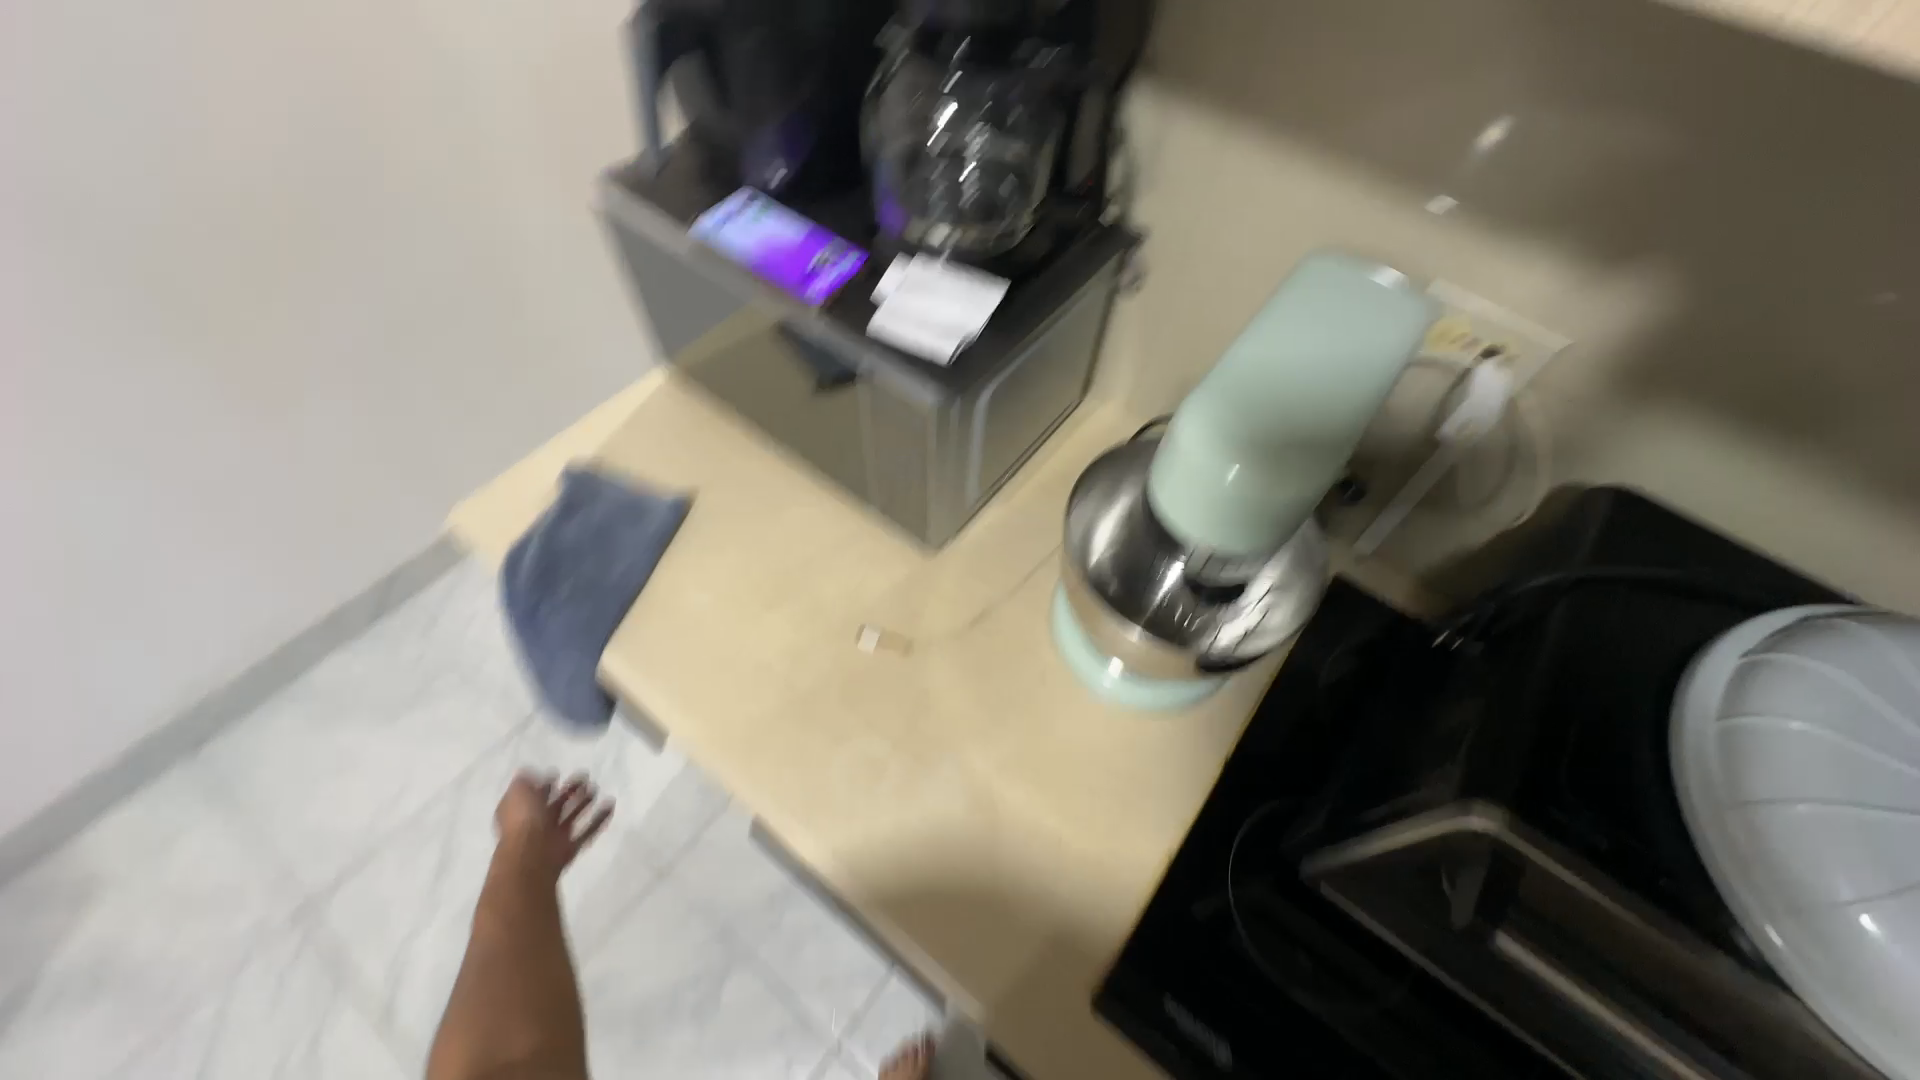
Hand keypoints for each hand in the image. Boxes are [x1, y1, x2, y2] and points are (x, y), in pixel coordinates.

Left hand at [494, 771, 614, 878]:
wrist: (532, 855)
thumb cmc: (523, 820)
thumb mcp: (518, 792)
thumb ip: (525, 781)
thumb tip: (531, 773)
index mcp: (521, 812)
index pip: (533, 797)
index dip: (544, 786)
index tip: (557, 774)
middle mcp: (536, 824)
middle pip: (555, 806)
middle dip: (569, 791)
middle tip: (584, 777)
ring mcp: (554, 837)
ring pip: (571, 817)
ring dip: (584, 803)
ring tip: (595, 789)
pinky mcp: (571, 848)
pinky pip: (588, 831)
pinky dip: (599, 819)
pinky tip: (610, 805)